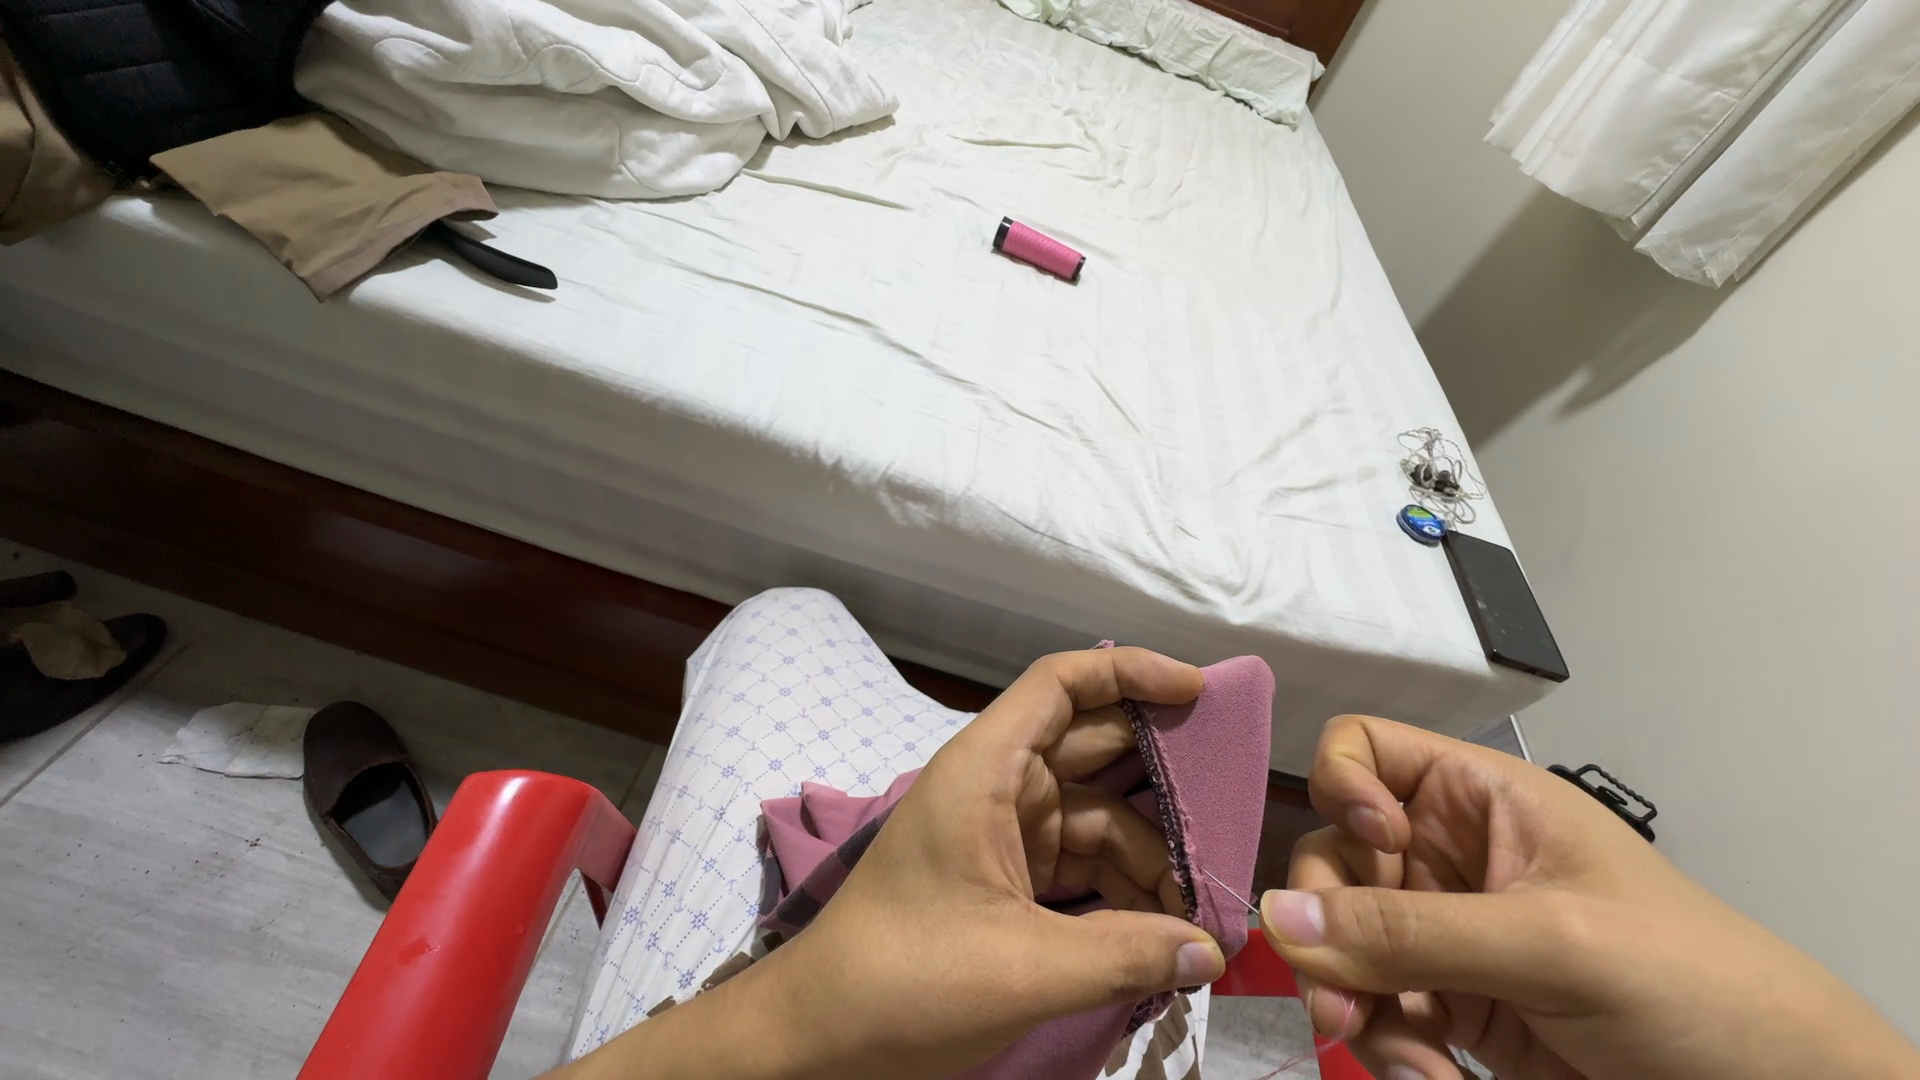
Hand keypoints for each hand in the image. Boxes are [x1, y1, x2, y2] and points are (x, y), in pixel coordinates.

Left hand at [556, 648, 1224, 1079]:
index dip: (1128, 672)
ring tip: (1207, 900)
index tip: (1195, 691)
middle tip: (1236, 800)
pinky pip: (1084, 861)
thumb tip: (1213, 952)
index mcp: (987, 767)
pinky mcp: (1011, 875)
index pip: (1060, 683)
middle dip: (1162, 773)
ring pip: (1097, 813)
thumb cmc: (906, 977)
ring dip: (1150, 850)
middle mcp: (1000, 783)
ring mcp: (1006, 829)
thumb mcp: (1022, 967)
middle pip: (1092, 747)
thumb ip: (1126, 953)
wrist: (822, 1034)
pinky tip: (1168, 927)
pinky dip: (1125, 887)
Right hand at [1260, 715, 1919, 1079]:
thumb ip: (1408, 933)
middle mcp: (1443, 853)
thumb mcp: (1551, 945)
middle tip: (1334, 994)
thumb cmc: (1693, 987)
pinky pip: (1373, 1000)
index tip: (1370, 847)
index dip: (1342, 783)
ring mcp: (1442, 930)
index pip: (1363, 750)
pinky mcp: (1447, 1000)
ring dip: (1347, 991)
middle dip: (1326, 921)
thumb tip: (1275, 918)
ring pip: (1340, 934)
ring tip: (1384, 1050)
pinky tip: (1426, 1074)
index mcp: (1474, 799)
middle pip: (1333, 854)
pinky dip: (1384, 1037)